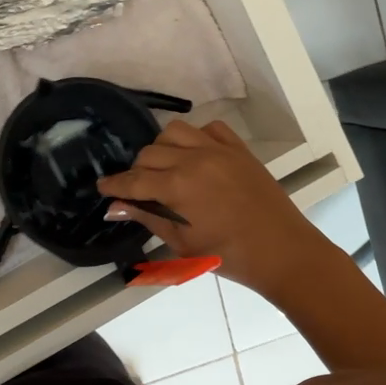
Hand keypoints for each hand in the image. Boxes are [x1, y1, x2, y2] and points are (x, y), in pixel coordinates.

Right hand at [96, 120, 333, 292]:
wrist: (282, 251)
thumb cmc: (229, 256)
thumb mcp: (183, 243)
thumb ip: (149, 217)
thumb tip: (115, 206)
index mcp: (178, 186)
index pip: (134, 180)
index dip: (115, 185)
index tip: (103, 188)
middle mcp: (195, 159)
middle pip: (150, 153)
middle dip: (138, 171)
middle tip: (141, 190)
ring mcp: (219, 150)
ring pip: (175, 131)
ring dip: (163, 148)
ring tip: (167, 169)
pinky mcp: (239, 149)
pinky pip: (209, 128)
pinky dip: (197, 138)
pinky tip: (197, 157)